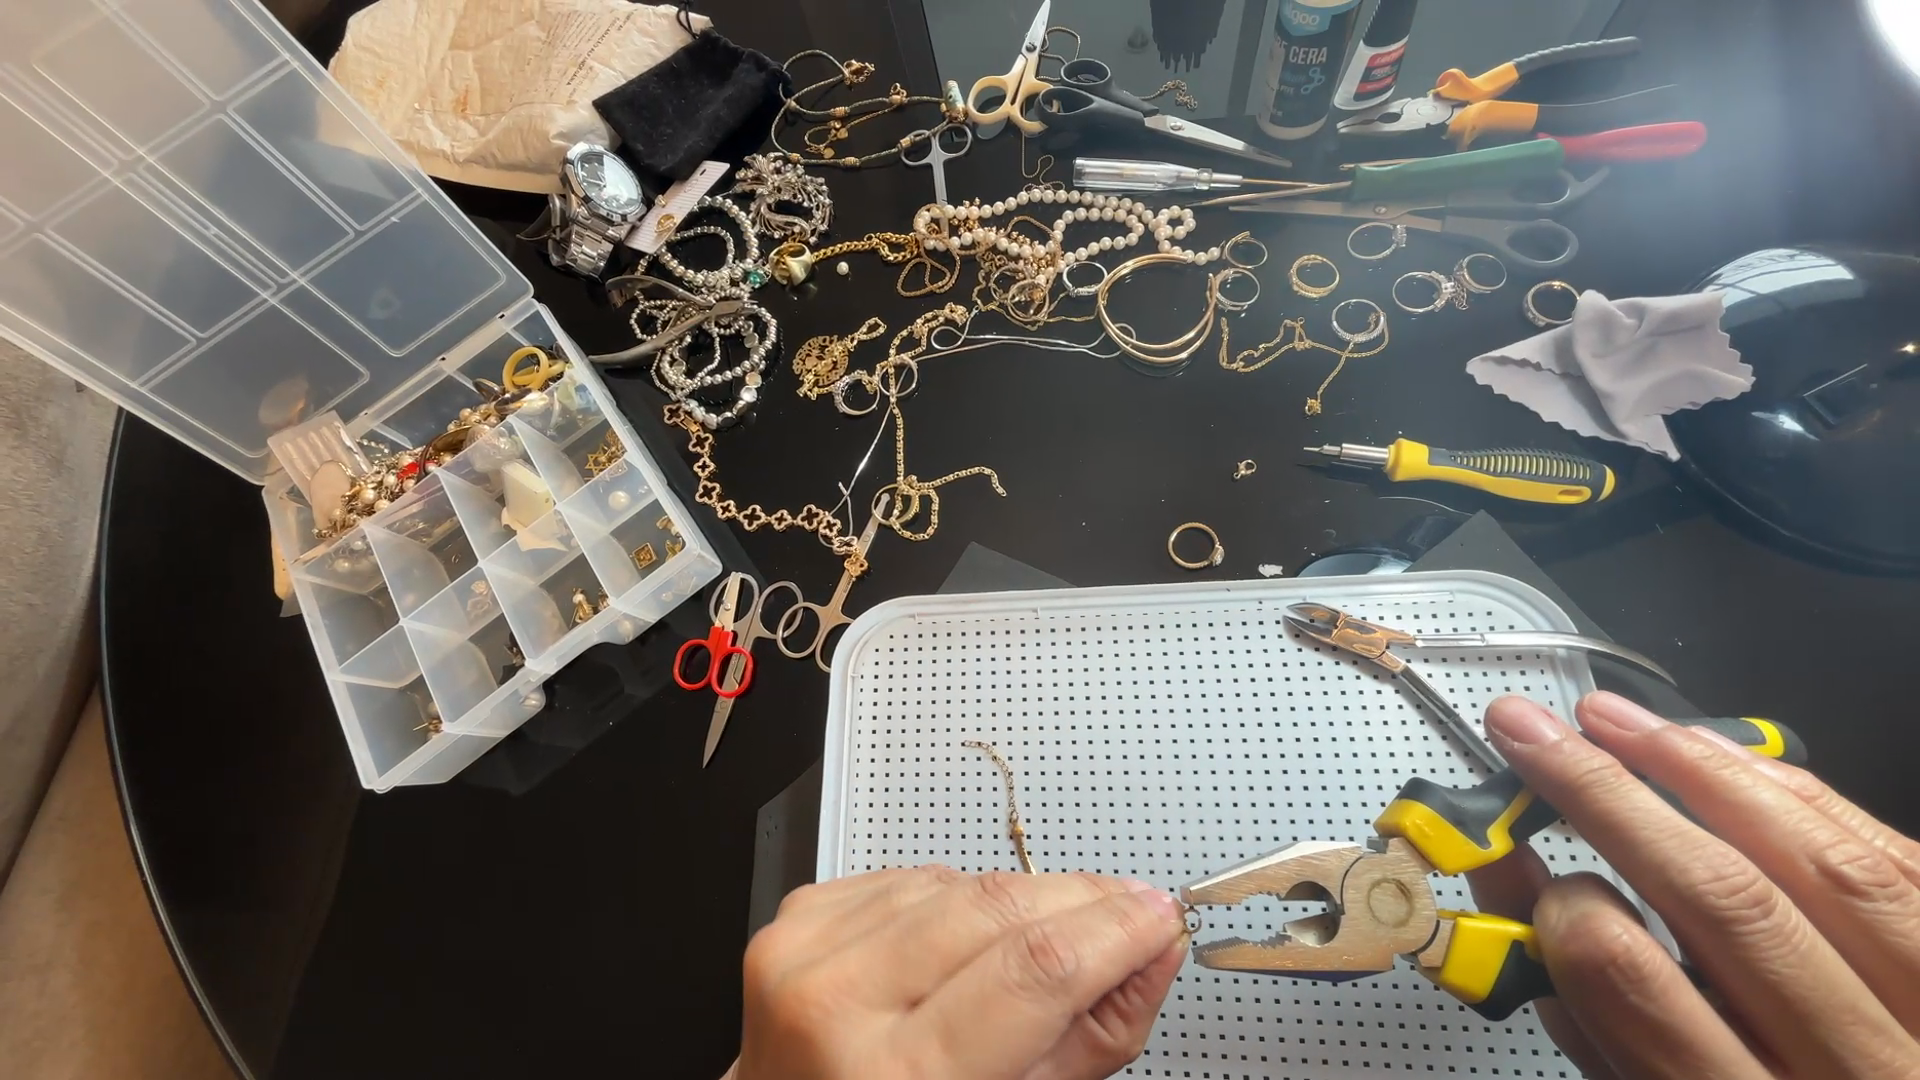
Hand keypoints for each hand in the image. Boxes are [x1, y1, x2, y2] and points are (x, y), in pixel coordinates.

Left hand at [728, 867, 1186, 1079]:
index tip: (1157, 914)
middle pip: (995, 909)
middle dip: (1079, 899)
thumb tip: (1152, 949)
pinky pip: (911, 877)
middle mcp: (838, 1004)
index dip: (1113, 930)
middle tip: (1127, 908)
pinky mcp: (801, 913)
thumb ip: (1093, 1034)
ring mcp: (809, 949)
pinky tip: (964, 933)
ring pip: (957, 882)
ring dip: (1019, 898)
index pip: (1035, 971)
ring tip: (1041, 935)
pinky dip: (955, 896)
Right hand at [1470, 692, 1919, 1078]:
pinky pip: (1903, 862)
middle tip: (1529, 727)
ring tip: (1612, 717)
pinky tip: (1717, 754)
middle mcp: (1867, 1074)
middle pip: (1726, 900)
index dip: (1557, 897)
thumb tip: (1499, 860)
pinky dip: (1796, 791)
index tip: (1516, 852)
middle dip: (1602, 790)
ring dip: (1698, 767)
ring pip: (1830, 867)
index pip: (1628, 975)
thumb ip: (1565, 982)